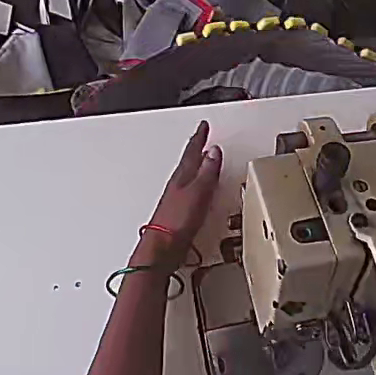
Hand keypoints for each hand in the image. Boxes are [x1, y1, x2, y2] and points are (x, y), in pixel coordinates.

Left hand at [140, 122, 222, 266]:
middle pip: (189, 161)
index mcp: (183, 177)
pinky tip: (200, 190)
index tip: (203, 126)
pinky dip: (197, 184)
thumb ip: (207, 172)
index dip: (199, 138)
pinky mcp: (180, 213)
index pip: (192, 151)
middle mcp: (178, 185)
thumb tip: (213, 151)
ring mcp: (178, 199)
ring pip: (189, 175)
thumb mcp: (198, 193)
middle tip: (201, 137)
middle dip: (196, 148)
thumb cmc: (175, 222)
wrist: (162, 248)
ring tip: (203, 159)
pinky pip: (191, 191)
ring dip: (196, 165)